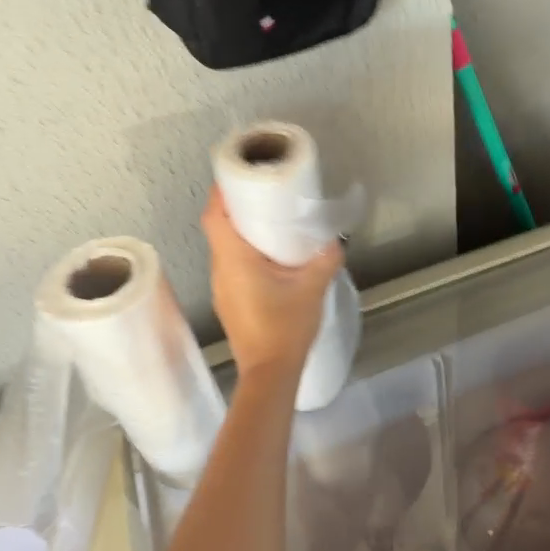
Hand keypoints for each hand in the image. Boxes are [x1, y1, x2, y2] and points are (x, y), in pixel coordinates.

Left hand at [201, 187, 344, 395]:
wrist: (270, 373)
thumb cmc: (285, 326)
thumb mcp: (312, 287)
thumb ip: (325, 259)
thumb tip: (334, 240)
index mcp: (234, 260)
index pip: (214, 216)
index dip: (220, 193)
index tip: (238, 177)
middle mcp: (221, 270)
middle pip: (218, 229)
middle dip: (236, 209)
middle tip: (263, 195)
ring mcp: (222, 289)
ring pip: (225, 250)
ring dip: (242, 233)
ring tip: (269, 223)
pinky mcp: (231, 303)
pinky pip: (233, 267)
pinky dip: (246, 255)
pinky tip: (271, 259)